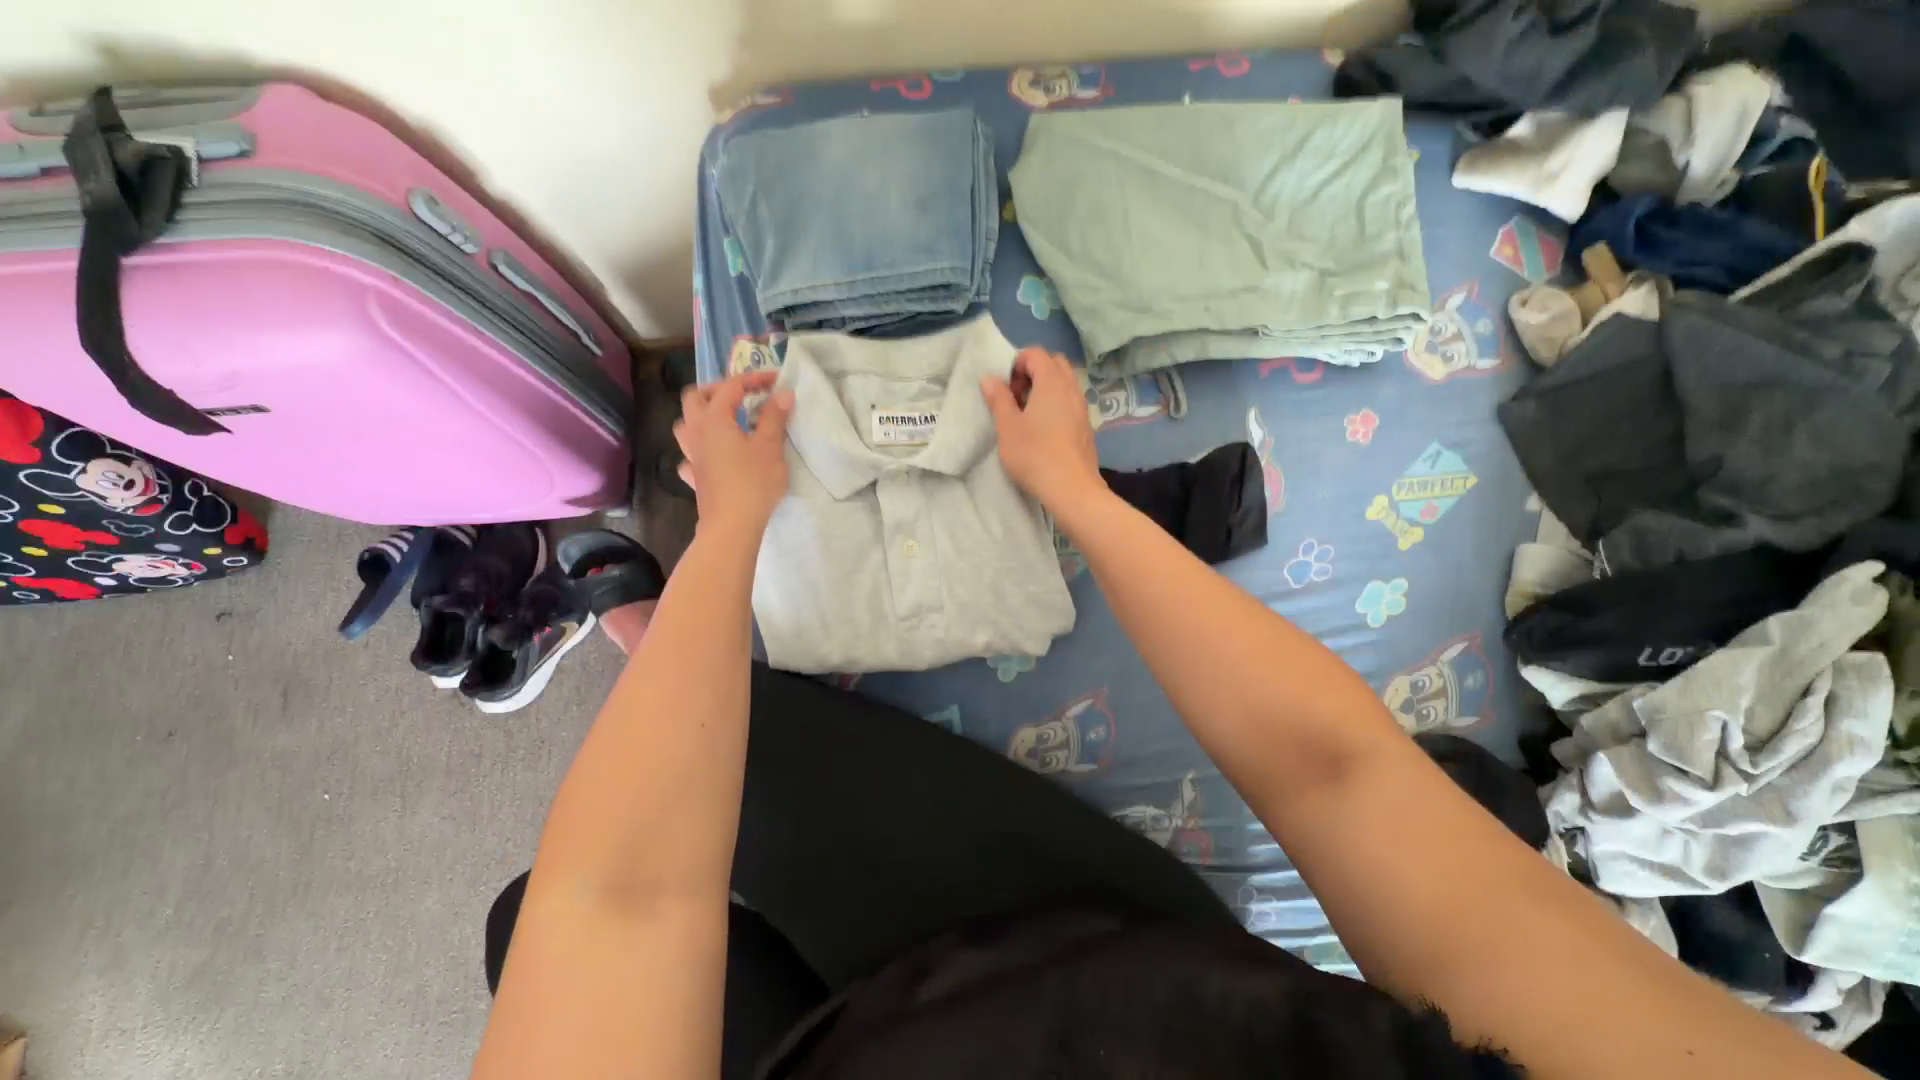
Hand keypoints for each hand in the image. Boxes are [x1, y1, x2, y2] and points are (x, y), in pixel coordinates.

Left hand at [674, 370, 793, 536]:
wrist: (731, 525)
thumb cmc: (753, 481)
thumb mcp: (771, 446)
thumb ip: (775, 417)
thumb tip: (782, 393)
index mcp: (714, 419)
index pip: (731, 386)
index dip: (754, 378)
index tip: (776, 382)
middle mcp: (697, 432)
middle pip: (695, 398)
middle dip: (717, 390)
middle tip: (742, 396)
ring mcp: (692, 456)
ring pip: (685, 425)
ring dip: (702, 417)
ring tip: (725, 422)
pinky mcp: (695, 477)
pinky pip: (690, 456)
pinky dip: (700, 450)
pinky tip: (713, 457)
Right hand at [980, 347, 1102, 508]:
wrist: (1071, 489)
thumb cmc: (1034, 455)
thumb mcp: (1007, 427)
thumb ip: (998, 399)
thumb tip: (990, 378)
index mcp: (1052, 382)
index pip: (1037, 354)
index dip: (1017, 362)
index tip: (1005, 385)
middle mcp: (1071, 389)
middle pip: (1055, 364)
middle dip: (1034, 371)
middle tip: (1016, 394)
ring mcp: (1082, 408)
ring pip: (1065, 383)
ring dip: (1045, 388)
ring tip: (1027, 412)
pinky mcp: (1086, 427)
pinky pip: (1071, 402)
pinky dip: (1056, 404)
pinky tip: (1043, 428)